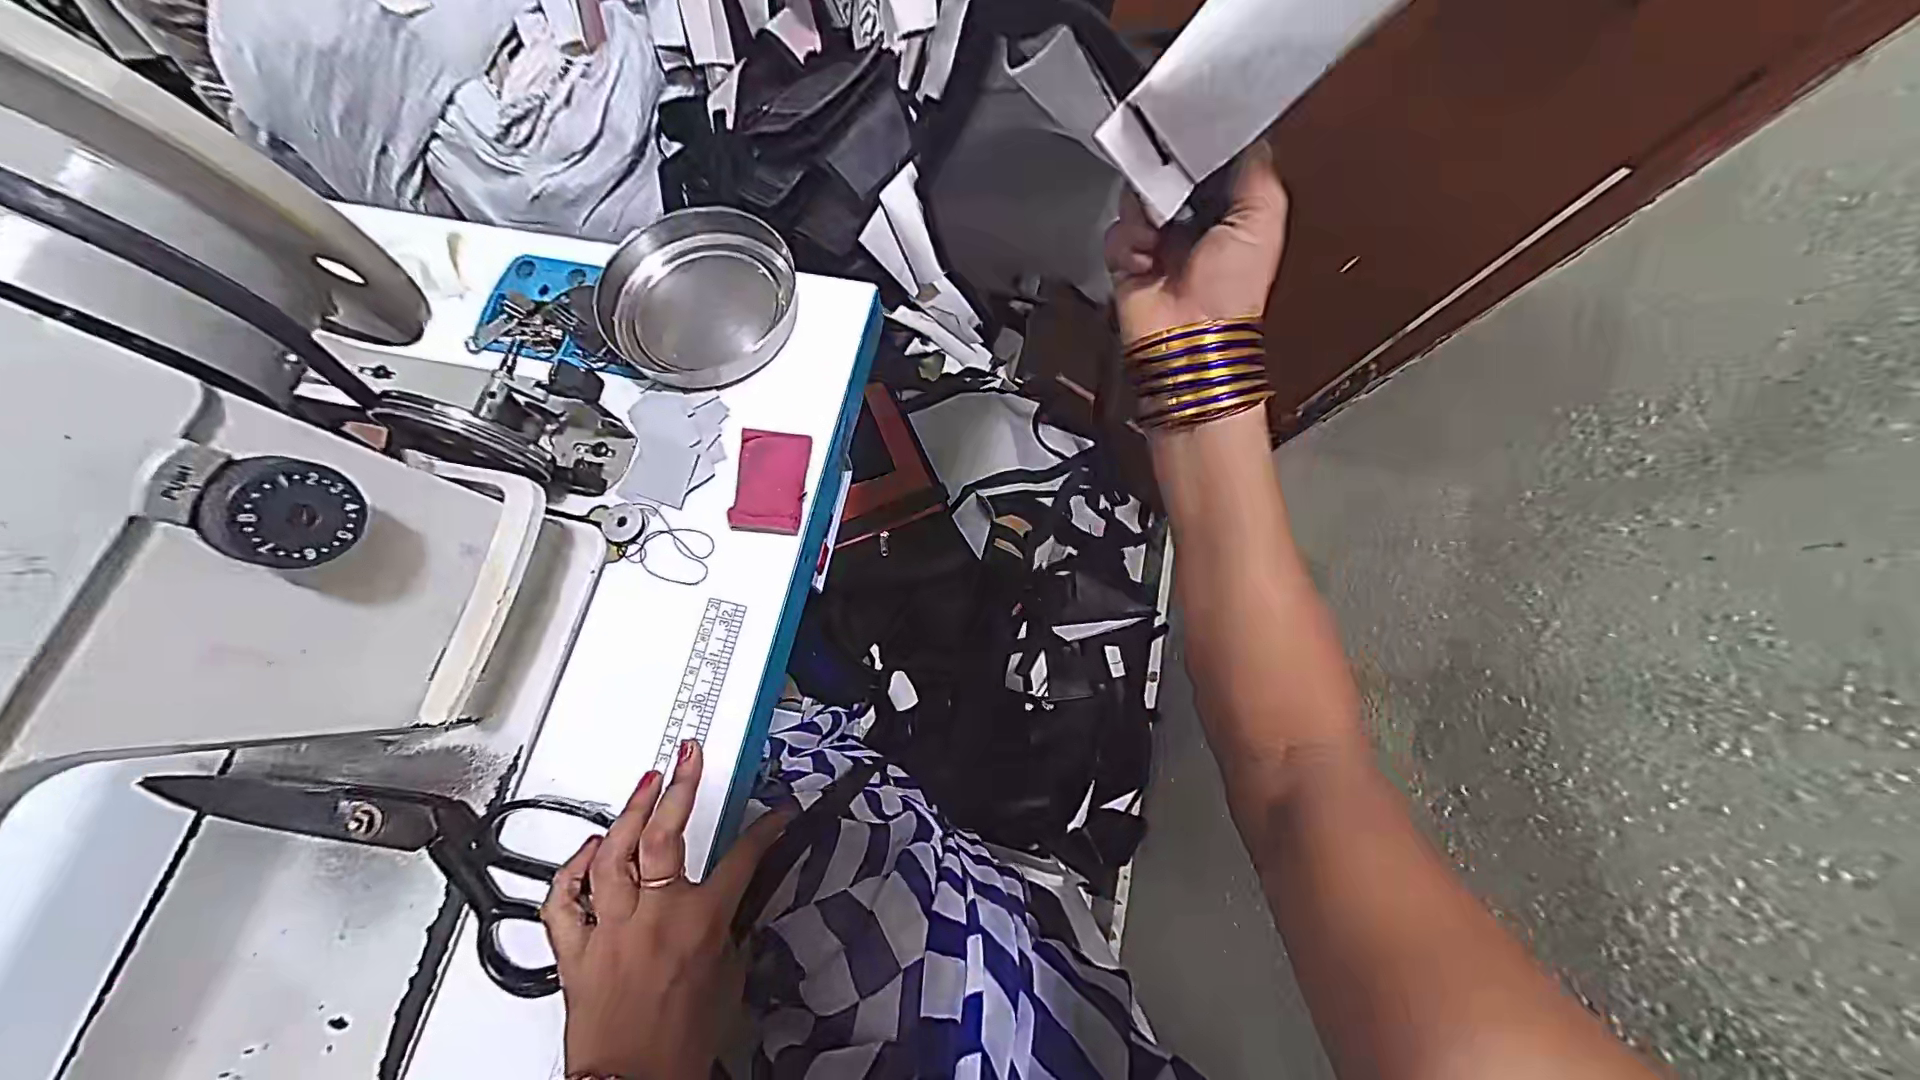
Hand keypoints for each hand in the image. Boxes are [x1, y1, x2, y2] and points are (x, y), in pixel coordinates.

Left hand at [540, 741, 791, 1079]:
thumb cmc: (681, 1044)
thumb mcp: (729, 977)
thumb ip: (731, 929)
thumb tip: (733, 903)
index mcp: (702, 923)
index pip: (744, 857)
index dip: (767, 828)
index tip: (778, 813)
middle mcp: (656, 917)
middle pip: (666, 835)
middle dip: (681, 786)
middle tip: (688, 757)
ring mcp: (613, 928)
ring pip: (614, 855)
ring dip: (629, 812)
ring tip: (644, 783)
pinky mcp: (577, 951)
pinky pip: (564, 902)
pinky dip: (573, 870)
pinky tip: (589, 847)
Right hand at [1105, 140, 1290, 345]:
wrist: (1192, 335)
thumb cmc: (1232, 291)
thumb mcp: (1264, 216)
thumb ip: (1256, 170)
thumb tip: (1241, 136)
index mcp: (1225, 214)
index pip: (1205, 165)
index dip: (1198, 151)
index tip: (1192, 141)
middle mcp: (1189, 226)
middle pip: (1166, 176)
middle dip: (1165, 175)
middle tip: (1171, 184)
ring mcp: (1155, 244)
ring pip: (1136, 200)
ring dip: (1144, 209)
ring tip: (1157, 227)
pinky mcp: (1127, 263)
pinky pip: (1115, 233)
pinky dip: (1126, 242)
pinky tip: (1144, 257)